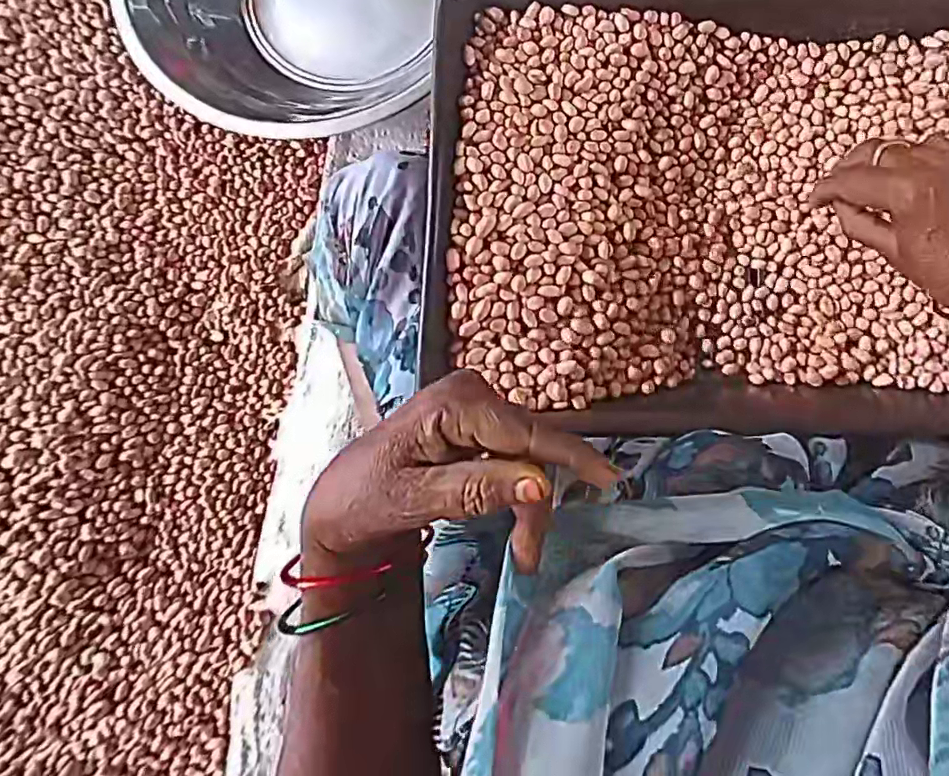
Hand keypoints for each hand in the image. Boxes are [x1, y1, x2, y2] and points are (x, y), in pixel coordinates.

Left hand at [302, 370, 620, 573]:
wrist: (338, 501)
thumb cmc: (362, 498)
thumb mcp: (413, 500)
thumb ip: (476, 489)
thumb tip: (540, 480)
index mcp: (455, 402)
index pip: (526, 432)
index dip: (570, 459)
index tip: (610, 481)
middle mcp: (472, 393)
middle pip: (532, 444)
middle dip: (539, 499)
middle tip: (528, 555)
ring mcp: (476, 407)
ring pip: (530, 453)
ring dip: (532, 499)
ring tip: (522, 549)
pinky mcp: (478, 425)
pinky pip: (516, 455)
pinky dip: (522, 490)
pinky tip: (517, 518)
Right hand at [807, 137, 948, 312]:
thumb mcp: (896, 254)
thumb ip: (860, 223)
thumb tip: (841, 207)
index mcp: (906, 191)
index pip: (850, 180)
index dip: (826, 189)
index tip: (816, 199)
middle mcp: (930, 166)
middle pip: (872, 153)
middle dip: (849, 170)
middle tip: (838, 189)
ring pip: (900, 146)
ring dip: (879, 162)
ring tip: (870, 183)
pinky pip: (932, 147)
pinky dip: (913, 157)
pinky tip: (907, 176)